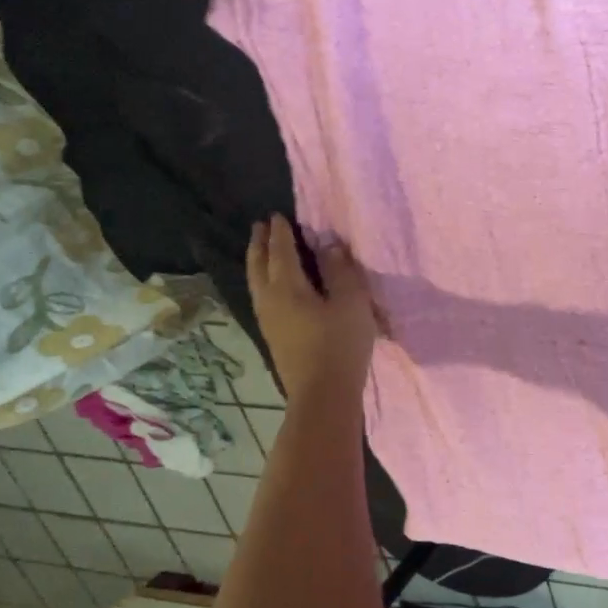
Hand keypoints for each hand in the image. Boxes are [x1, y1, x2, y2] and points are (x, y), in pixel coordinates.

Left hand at [246, 214, 377, 403]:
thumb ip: (340, 271)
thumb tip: (329, 245)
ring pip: (256, 283)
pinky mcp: (274, 335)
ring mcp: (268, 320)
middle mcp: (270, 300)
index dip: (281, 234)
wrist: (323, 391)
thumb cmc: (340, 343)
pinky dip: (263, 280)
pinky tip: (272, 285)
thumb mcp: (351, 302)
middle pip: (259, 266)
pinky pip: (262, 296)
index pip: (281, 253)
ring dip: (258, 262)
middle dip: (259, 245)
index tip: (278, 216)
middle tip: (260, 227)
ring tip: (261, 251)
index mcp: (288, 288)